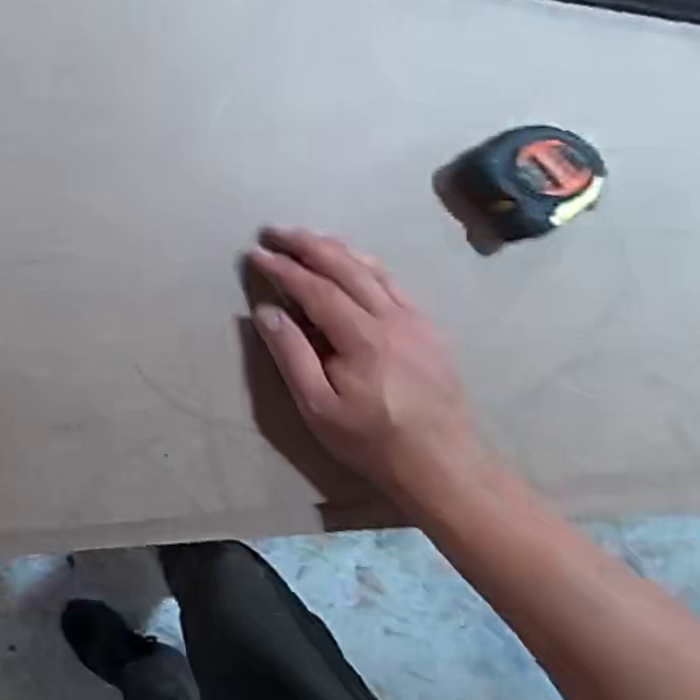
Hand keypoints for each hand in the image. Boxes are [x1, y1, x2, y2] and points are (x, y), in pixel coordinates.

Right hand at [246, 228, 488, 508]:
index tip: (255, 254)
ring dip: (336, 249)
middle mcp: (394, 319)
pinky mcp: (428, 330)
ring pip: (373, 270)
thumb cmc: (370, 439)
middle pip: (346, 268)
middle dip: (307, 245)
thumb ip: (290, 354)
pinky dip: (365, 264)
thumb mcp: (316, 405)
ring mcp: (416, 322)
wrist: (444, 466)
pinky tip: (351, 262)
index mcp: (364, 338)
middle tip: (274, 232)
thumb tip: (265, 311)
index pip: (315, 288)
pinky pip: (393, 283)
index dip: (283, 268)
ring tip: (306, 239)